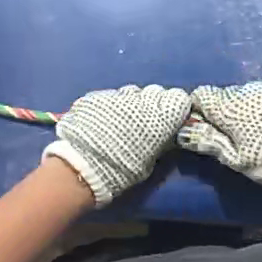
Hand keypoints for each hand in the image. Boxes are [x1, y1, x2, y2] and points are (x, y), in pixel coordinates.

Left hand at [43, 84, 191, 206]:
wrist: (83, 164)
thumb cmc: (121, 169)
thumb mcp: (149, 160)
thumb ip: (160, 142)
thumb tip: (165, 135)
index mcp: (160, 116)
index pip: (178, 98)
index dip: (173, 108)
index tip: (169, 119)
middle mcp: (140, 99)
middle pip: (154, 92)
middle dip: (151, 104)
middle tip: (144, 121)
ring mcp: (116, 95)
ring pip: (130, 93)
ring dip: (129, 104)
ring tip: (119, 121)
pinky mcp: (95, 96)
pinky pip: (108, 97)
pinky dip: (108, 106)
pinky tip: (100, 121)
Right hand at [178, 81, 261, 203]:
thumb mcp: (237, 159)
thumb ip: (209, 142)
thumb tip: (184, 132)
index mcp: (227, 106)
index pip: (201, 97)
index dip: (201, 112)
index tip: (208, 128)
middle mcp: (247, 90)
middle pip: (227, 96)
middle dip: (228, 112)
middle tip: (239, 136)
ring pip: (251, 95)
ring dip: (251, 109)